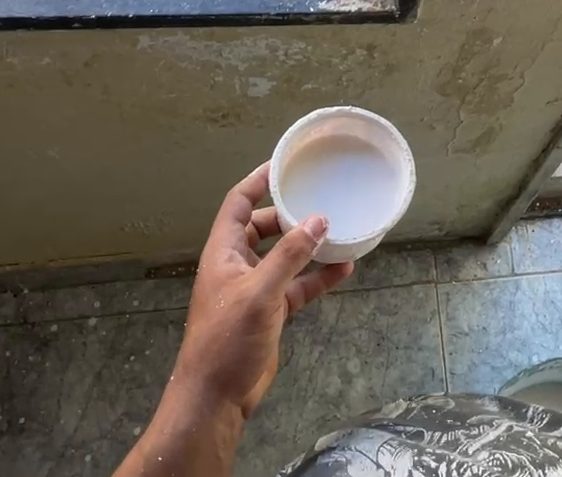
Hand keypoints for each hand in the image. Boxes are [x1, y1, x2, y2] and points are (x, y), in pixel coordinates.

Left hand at [170, 162, 353, 417]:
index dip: (259, 180)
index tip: (286, 163)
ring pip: (285, 256)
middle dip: (290, 213)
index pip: (239, 202)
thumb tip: (318, 219)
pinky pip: (297, 284)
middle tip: (319, 197)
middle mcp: (238, 264)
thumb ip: (289, 255)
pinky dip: (318, 277)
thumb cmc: (227, 338)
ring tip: (339, 230)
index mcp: (224, 251)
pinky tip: (344, 269)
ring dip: (309, 246)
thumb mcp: (260, 292)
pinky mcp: (271, 311)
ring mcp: (255, 288)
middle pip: (264, 226)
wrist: (216, 398)